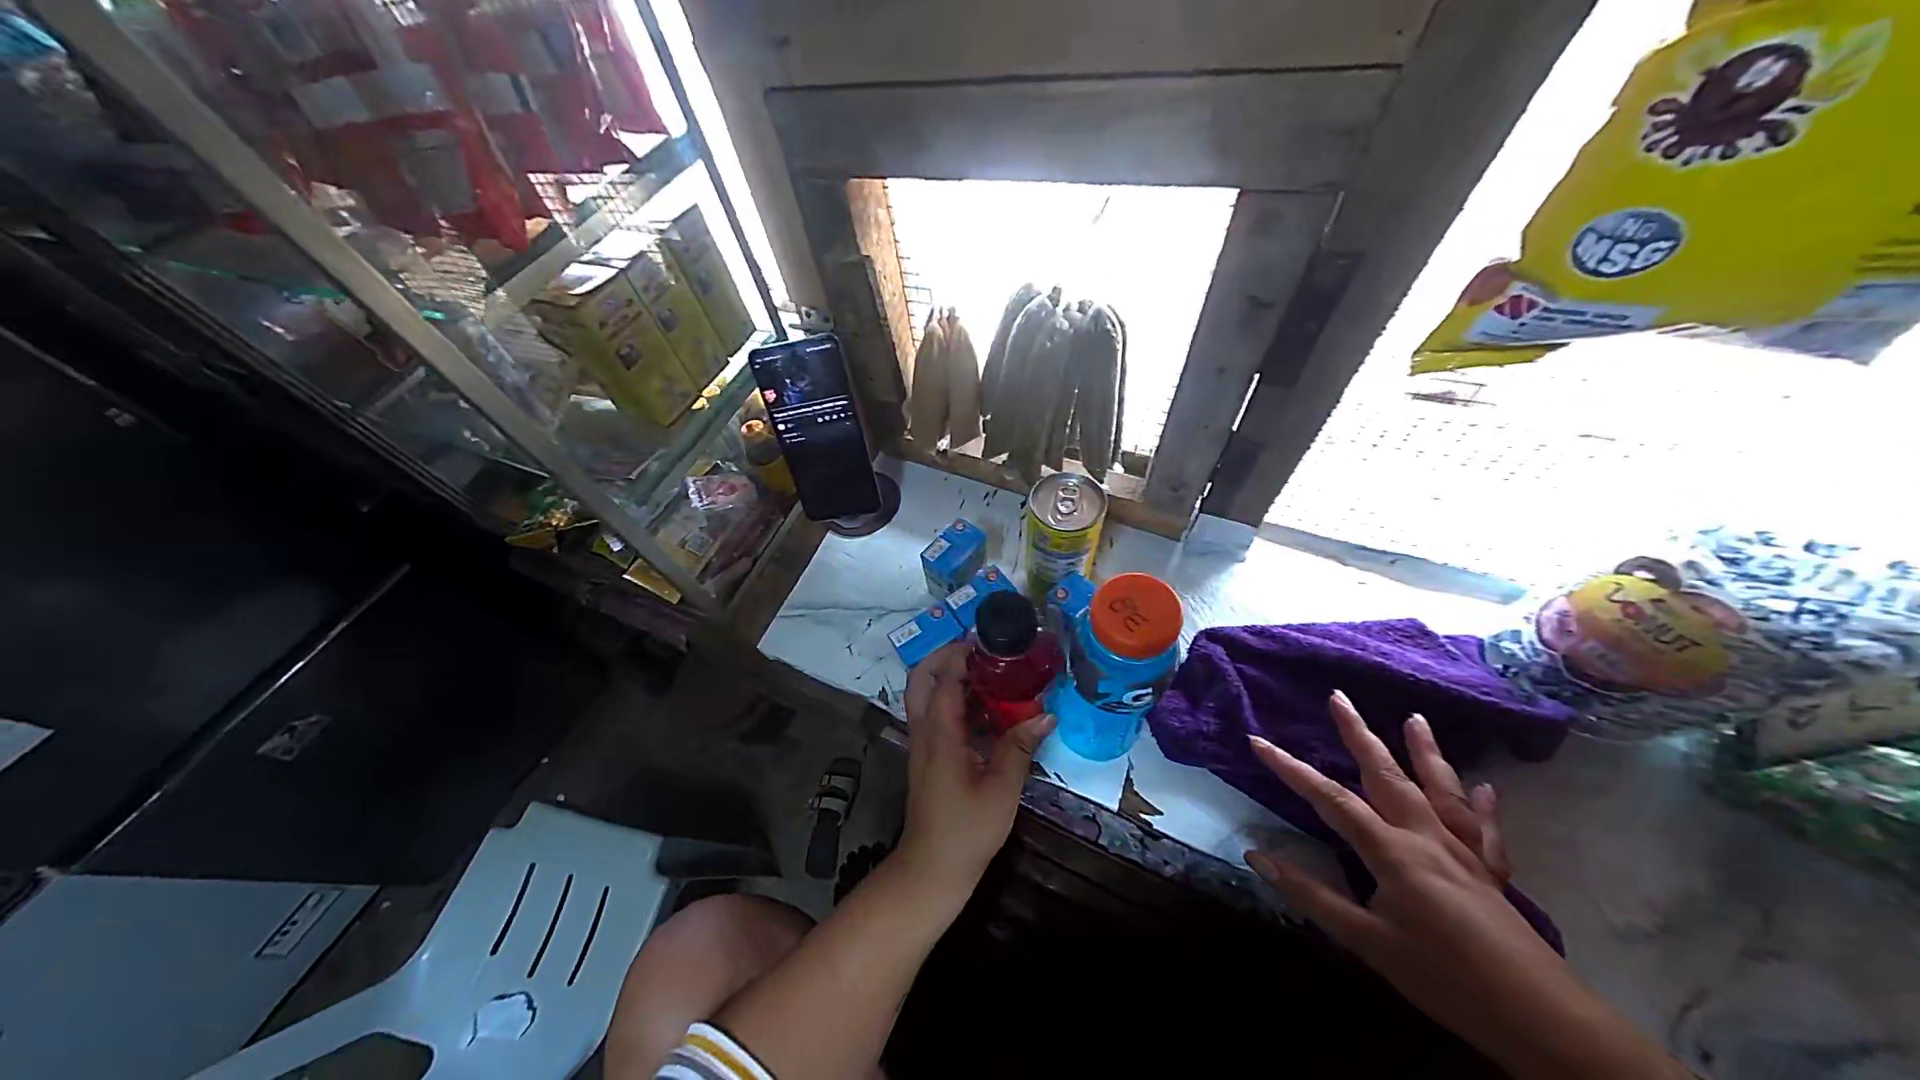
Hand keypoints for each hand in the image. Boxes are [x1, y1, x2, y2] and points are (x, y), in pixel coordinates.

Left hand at [896, 643, 1053, 899]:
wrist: (932, 869)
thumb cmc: (967, 830)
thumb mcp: (1002, 788)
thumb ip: (1020, 747)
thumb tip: (1047, 714)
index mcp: (939, 734)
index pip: (945, 679)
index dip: (962, 654)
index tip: (988, 639)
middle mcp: (924, 732)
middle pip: (921, 678)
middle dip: (944, 656)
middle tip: (979, 649)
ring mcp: (922, 745)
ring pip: (925, 696)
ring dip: (948, 677)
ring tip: (987, 672)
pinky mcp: (928, 758)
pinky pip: (934, 715)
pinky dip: (953, 700)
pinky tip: (985, 709)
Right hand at [1244, 692, 1688, 1079]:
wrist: (1542, 1018)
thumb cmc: (1443, 977)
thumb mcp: (1366, 942)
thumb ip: (1311, 895)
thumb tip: (1257, 855)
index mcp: (1392, 851)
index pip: (1330, 799)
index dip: (1290, 769)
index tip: (1258, 741)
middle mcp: (1427, 838)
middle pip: (1386, 775)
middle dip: (1358, 734)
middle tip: (1340, 697)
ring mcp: (1464, 852)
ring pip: (1439, 789)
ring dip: (1424, 752)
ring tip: (1416, 718)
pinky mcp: (1492, 873)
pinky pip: (1485, 830)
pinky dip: (1481, 805)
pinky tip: (1485, 787)